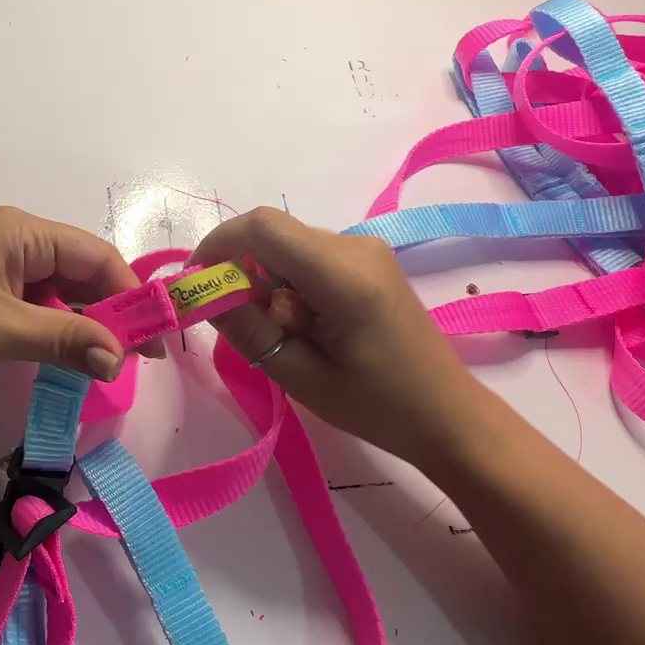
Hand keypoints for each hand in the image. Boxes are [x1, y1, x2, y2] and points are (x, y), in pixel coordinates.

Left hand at [0, 207, 156, 403]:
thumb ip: (62, 340)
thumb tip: (120, 358)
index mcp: (21, 232)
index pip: (95, 257)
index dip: (131, 297)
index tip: (156, 342)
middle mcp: (15, 244)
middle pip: (82, 275)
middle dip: (111, 314)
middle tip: (140, 361)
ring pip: (60, 296)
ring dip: (85, 328)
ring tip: (113, 367)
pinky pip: (36, 313)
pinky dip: (56, 336)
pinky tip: (72, 362)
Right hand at [191, 207, 487, 463]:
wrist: (448, 416)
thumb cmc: (377, 407)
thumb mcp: (301, 377)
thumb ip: (248, 331)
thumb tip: (203, 295)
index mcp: (343, 275)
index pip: (263, 228)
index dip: (218, 245)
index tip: (196, 283)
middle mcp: (355, 247)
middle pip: (272, 235)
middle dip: (239, 271)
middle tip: (234, 323)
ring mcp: (365, 250)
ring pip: (286, 246)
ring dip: (264, 281)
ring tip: (277, 334)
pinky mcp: (367, 261)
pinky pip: (307, 257)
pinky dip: (286, 283)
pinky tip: (300, 325)